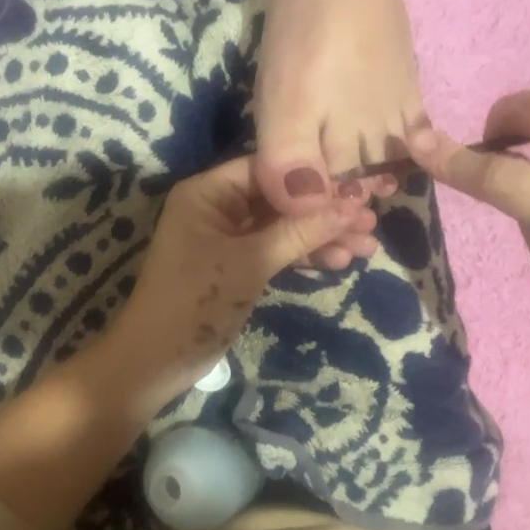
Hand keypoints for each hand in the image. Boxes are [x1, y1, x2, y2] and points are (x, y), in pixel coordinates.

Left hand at [96, 156, 377, 415]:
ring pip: (282, 226)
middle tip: (372, 224)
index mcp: (208, 192)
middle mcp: (216, 206)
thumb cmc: (196, 302)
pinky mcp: (235, 264)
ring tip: (366, 248)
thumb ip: (300, 231)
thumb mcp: (251, 263)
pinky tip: (338, 261)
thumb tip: (353, 204)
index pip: (269, 168)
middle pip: (279, 197)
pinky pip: (275, 249)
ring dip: (320, 236)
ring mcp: (226, 236)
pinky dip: (303, 254)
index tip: (361, 190)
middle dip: (324, 212)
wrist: (156, 361)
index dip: (315, 179)